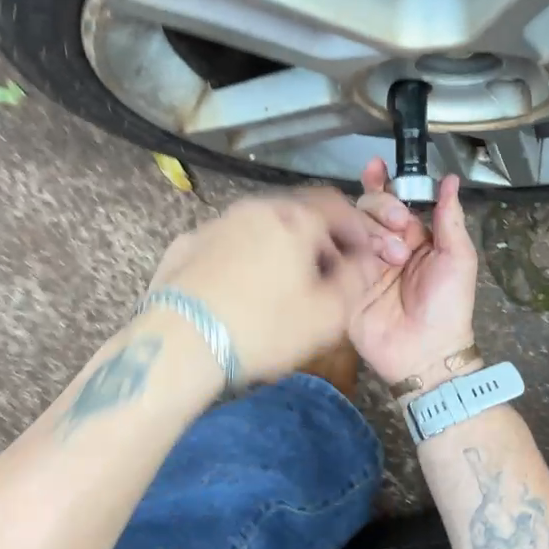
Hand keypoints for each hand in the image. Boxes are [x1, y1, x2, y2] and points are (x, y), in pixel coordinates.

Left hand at [148, 188, 378, 382]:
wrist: (180, 344)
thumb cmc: (262, 328)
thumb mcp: (328, 315)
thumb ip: (358, 281)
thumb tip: (367, 261)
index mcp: (295, 217)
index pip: (338, 205)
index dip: (357, 228)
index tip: (363, 255)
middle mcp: (255, 208)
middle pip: (298, 213)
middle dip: (319, 239)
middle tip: (327, 274)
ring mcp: (215, 224)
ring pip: (260, 227)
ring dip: (279, 248)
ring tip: (282, 286)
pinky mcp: (185, 245)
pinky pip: (226, 245)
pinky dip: (242, 259)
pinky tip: (238, 292)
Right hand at [349, 158, 479, 387]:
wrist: (426, 354)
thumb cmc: (449, 307)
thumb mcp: (458, 259)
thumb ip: (449, 219)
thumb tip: (450, 180)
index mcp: (413, 237)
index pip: (393, 200)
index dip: (383, 182)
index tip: (377, 168)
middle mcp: (384, 245)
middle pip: (367, 207)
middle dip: (381, 208)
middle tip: (398, 227)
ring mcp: (362, 264)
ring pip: (350, 226)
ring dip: (368, 230)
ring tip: (390, 256)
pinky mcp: (344, 283)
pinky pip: (334, 255)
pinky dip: (340, 247)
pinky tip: (350, 250)